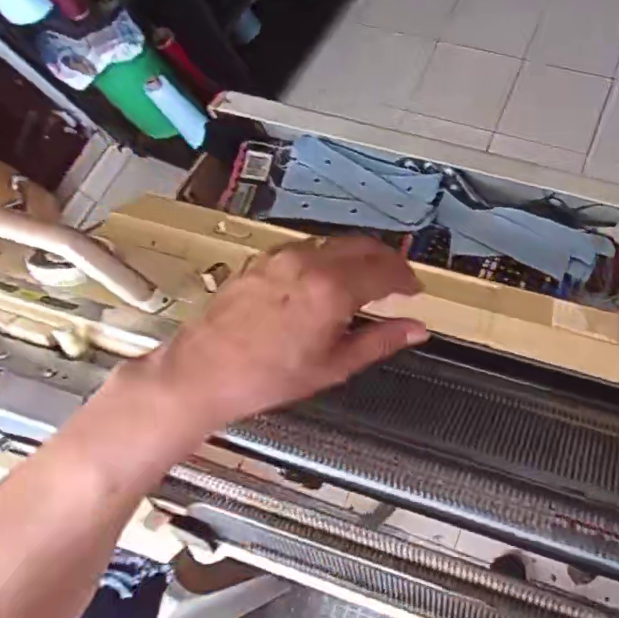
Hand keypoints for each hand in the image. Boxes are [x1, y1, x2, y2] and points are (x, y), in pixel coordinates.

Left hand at [123, 236, 426, 435]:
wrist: (205, 373)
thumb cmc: (263, 375)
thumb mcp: (335, 365)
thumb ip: (381, 341)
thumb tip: (414, 330)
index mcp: (331, 290)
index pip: (385, 271)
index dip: (407, 279)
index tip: (414, 289)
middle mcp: (307, 264)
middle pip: (364, 246)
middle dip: (388, 260)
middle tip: (399, 278)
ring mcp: (281, 258)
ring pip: (336, 242)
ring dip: (360, 255)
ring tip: (368, 277)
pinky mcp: (263, 260)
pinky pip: (308, 247)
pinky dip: (330, 256)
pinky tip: (330, 276)